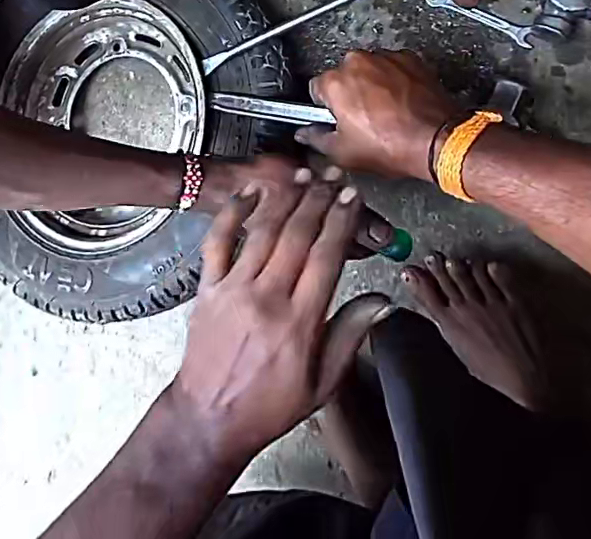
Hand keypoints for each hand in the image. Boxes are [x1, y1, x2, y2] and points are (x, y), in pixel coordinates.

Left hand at [165, 171, 393, 464]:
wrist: (211, 414)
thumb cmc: (271, 403)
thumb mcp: (322, 383)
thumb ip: (350, 335)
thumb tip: (382, 299)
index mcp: (299, 322)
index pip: (326, 257)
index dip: (341, 222)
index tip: (352, 197)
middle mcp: (267, 297)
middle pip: (296, 236)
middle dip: (317, 201)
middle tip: (331, 177)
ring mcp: (233, 287)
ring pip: (262, 232)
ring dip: (284, 199)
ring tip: (301, 175)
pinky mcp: (208, 285)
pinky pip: (218, 240)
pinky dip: (232, 213)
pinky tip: (249, 192)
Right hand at [297, 50, 463, 181]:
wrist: (440, 140)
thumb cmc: (394, 144)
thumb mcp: (344, 152)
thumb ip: (316, 138)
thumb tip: (306, 133)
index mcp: (335, 82)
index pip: (316, 88)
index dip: (326, 106)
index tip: (336, 117)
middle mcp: (357, 62)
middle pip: (343, 75)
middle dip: (350, 93)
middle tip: (363, 118)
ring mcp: (385, 58)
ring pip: (368, 69)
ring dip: (373, 84)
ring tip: (386, 112)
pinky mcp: (409, 59)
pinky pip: (393, 67)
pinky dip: (395, 80)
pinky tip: (402, 103)